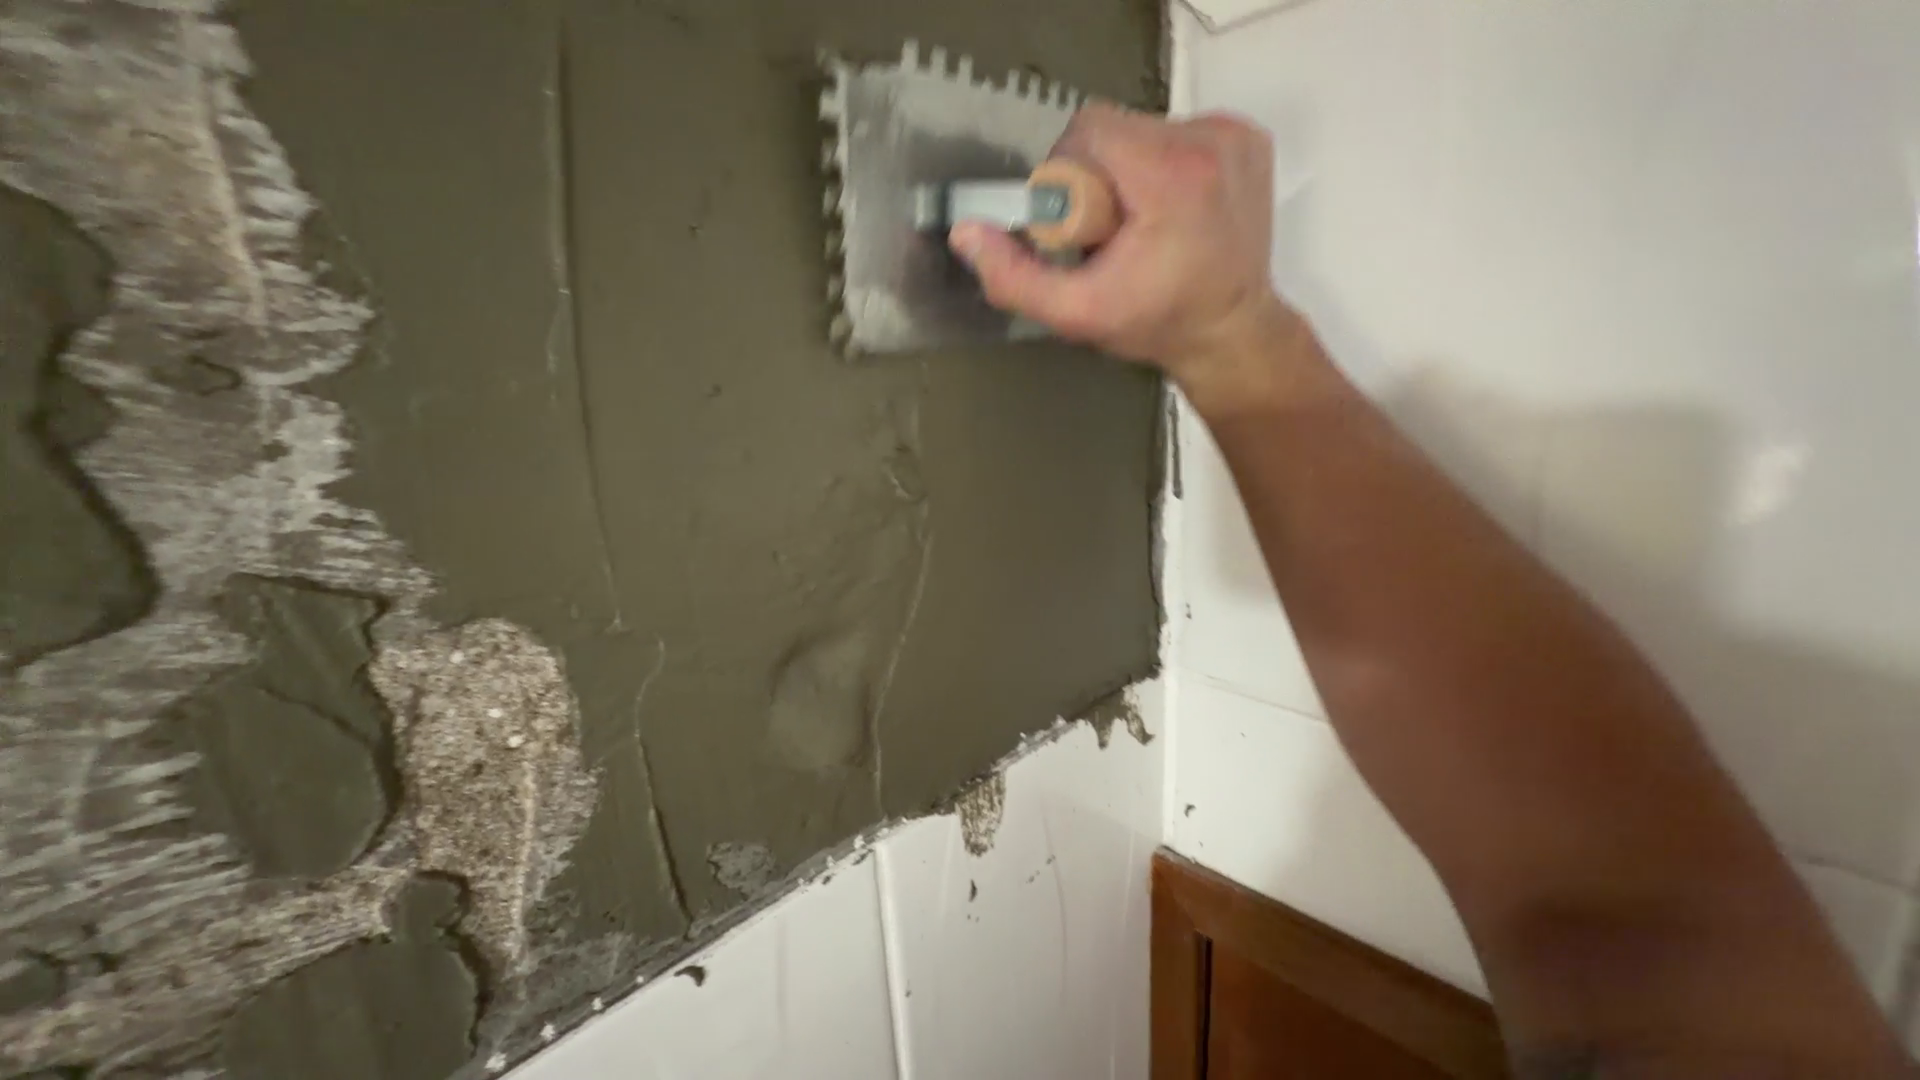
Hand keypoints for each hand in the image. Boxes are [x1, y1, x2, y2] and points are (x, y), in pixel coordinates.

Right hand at [949, 104, 1296, 402]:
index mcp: (1172, 177)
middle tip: (1109, 232)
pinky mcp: (1248, 139)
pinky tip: (1168, 211)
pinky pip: (1177, 134)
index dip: (1068, 177)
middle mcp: (1211, 142)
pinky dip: (1159, 168)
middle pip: (1115, 128)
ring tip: (1141, 226)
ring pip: (1144, 129)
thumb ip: (1014, 278)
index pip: (1088, 132)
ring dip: (1127, 172)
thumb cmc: (1156, 325)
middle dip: (1096, 178)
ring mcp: (1235, 137)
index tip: (1082, 226)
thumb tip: (966, 232)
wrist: (1232, 334)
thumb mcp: (1077, 315)